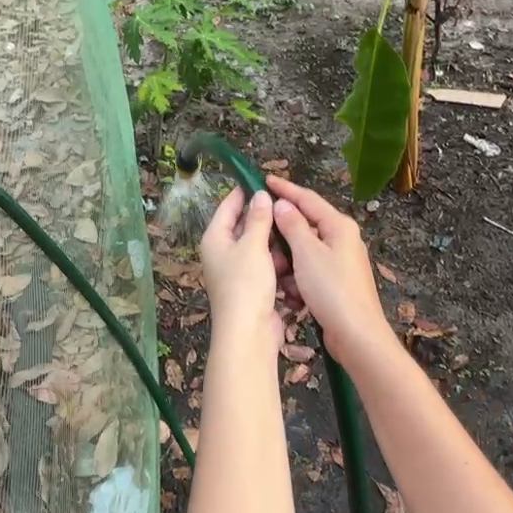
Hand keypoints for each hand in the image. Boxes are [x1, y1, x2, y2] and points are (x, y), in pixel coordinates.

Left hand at [199, 188, 283, 349]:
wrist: (248, 332)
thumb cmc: (245, 284)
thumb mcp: (253, 245)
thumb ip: (259, 219)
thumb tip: (260, 195)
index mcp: (215, 238)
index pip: (228, 206)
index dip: (245, 192)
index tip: (265, 180)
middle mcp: (223, 253)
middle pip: (246, 227)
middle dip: (267, 219)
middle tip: (289, 207)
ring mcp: (238, 271)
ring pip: (260, 247)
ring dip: (276, 243)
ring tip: (296, 232)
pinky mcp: (253, 287)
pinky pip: (267, 266)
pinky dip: (279, 263)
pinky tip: (295, 259)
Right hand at [266, 176, 396, 365]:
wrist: (356, 334)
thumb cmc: (332, 289)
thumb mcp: (307, 253)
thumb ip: (293, 225)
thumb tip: (282, 203)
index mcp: (338, 226)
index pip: (308, 199)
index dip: (285, 189)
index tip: (264, 179)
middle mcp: (342, 239)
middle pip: (305, 226)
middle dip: (282, 234)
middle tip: (261, 236)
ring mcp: (340, 261)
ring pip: (304, 251)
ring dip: (288, 262)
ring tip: (276, 274)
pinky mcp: (335, 282)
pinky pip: (309, 271)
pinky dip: (297, 279)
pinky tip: (290, 294)